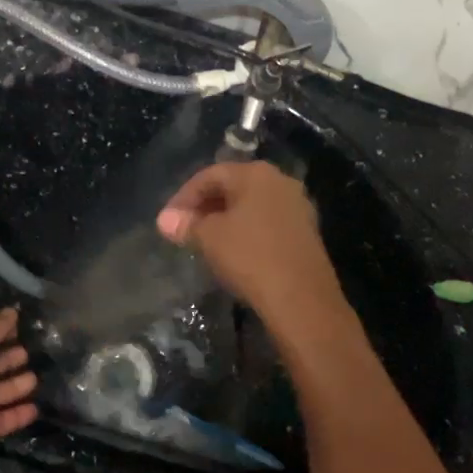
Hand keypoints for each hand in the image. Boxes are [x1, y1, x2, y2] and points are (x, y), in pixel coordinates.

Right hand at [156, 161, 343, 321]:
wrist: (302, 299)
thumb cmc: (250, 257)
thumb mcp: (210, 238)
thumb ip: (187, 224)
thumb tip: (165, 220)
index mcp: (256, 173)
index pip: (210, 175)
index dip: (184, 196)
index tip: (168, 221)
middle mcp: (280, 180)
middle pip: (234, 186)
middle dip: (205, 206)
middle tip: (185, 229)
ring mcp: (298, 205)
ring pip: (252, 205)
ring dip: (227, 218)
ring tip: (206, 241)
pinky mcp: (307, 231)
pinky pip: (268, 221)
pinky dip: (248, 230)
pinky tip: (236, 251)